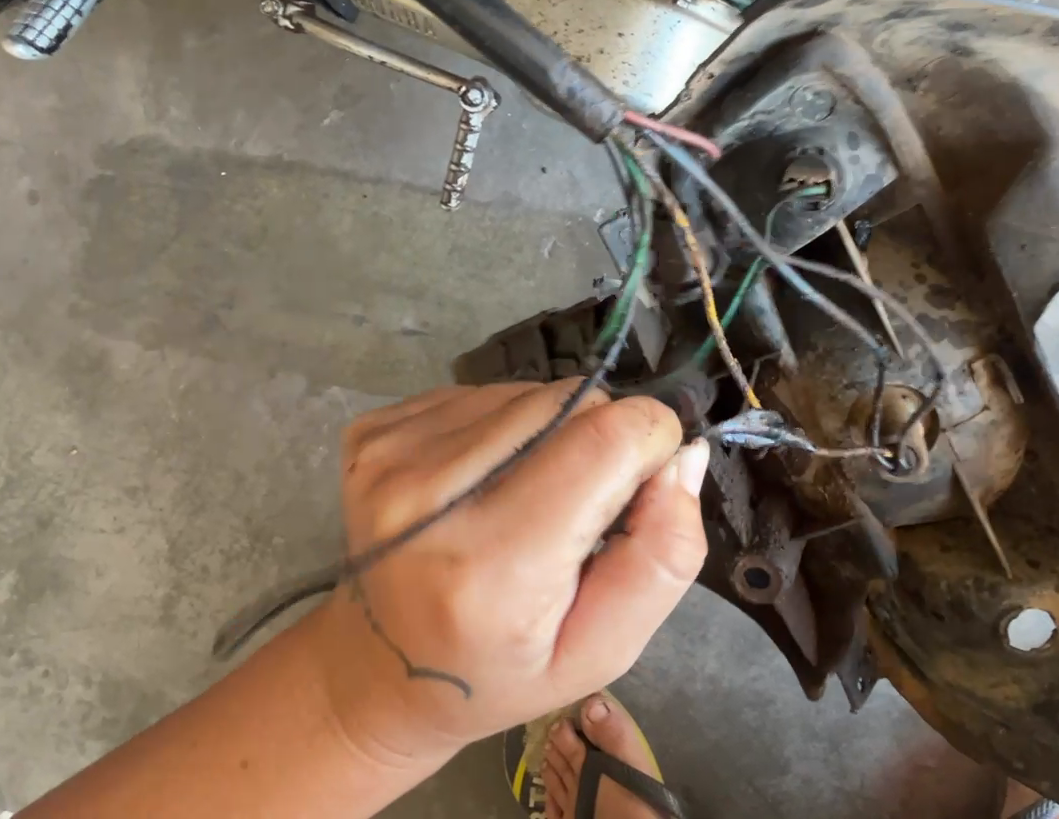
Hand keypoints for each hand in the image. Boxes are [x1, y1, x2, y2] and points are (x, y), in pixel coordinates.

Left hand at [309, 380, 708, 770]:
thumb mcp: (602, 650)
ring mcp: (392, 454)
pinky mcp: (375, 429)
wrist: (377, 666)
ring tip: (527, 497)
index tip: (641, 490)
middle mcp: (427, 495)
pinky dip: (507, 426)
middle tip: (579, 508)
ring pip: (532, 390)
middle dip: (604, 439)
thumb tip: (683, 456)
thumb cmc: (499, 669)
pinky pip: (485, 393)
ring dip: (554, 430)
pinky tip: (486, 482)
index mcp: (490, 566)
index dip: (651, 446)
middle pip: (574, 401)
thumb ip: (662, 558)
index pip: (609, 438)